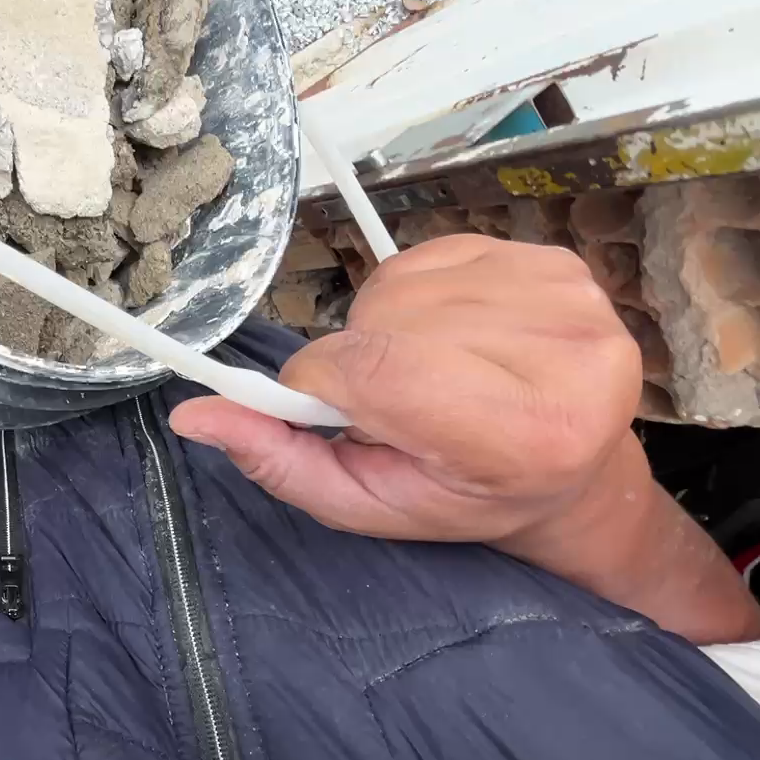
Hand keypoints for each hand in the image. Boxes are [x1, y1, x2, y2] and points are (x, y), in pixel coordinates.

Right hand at [174, 235, 639, 543]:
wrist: (567, 469)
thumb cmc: (455, 496)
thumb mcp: (356, 500)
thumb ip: (274, 459)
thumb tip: (191, 415)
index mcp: (521, 434)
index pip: (375, 369)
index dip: (320, 381)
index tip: (323, 406)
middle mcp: (563, 355)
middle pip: (382, 327)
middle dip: (355, 361)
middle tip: (388, 402)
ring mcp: (566, 298)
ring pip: (397, 290)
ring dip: (382, 331)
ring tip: (420, 372)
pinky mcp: (553, 260)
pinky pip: (427, 262)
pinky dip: (410, 300)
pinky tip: (440, 338)